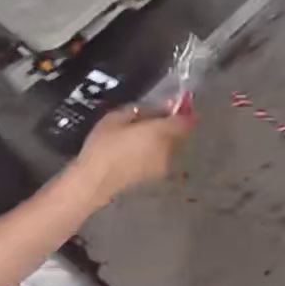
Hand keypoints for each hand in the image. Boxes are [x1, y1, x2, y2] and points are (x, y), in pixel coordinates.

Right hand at [74, 107, 195, 202]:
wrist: (97, 180)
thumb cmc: (104, 145)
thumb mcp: (118, 118)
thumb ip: (144, 111)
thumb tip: (163, 108)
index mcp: (161, 133)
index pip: (186, 122)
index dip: (188, 113)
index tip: (182, 105)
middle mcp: (168, 149)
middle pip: (181, 134)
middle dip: (176, 124)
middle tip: (161, 116)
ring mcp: (165, 165)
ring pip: (174, 146)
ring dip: (168, 138)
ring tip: (149, 132)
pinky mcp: (158, 175)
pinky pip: (165, 156)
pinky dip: (161, 149)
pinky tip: (145, 147)